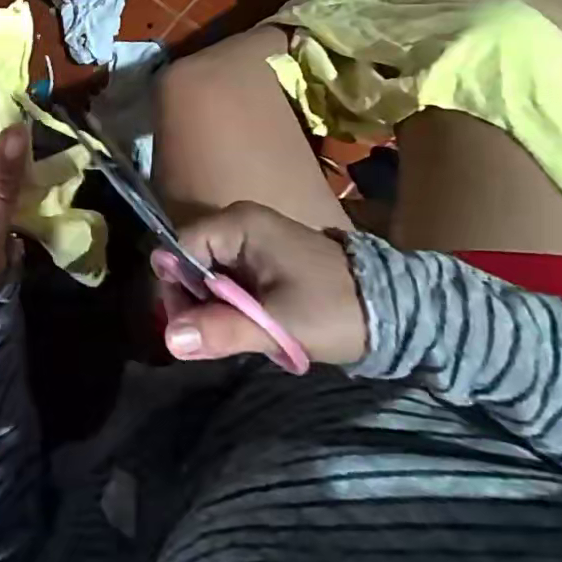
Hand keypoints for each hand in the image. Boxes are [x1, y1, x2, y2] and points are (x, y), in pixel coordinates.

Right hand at [152, 201, 367, 366]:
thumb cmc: (334, 310)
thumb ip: (222, 329)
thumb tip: (169, 338)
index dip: (175, 290)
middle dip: (194, 302)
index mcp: (239, 224)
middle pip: (189, 261)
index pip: (177, 250)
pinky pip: (228, 279)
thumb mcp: (277, 324)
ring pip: (207, 274)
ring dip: (214, 308)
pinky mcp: (264, 257)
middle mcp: (240, 223)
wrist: (391, 310)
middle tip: (217, 338)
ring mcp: (253, 239)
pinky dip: (231, 304)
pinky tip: (250, 325)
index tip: (191, 328)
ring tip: (241, 333)